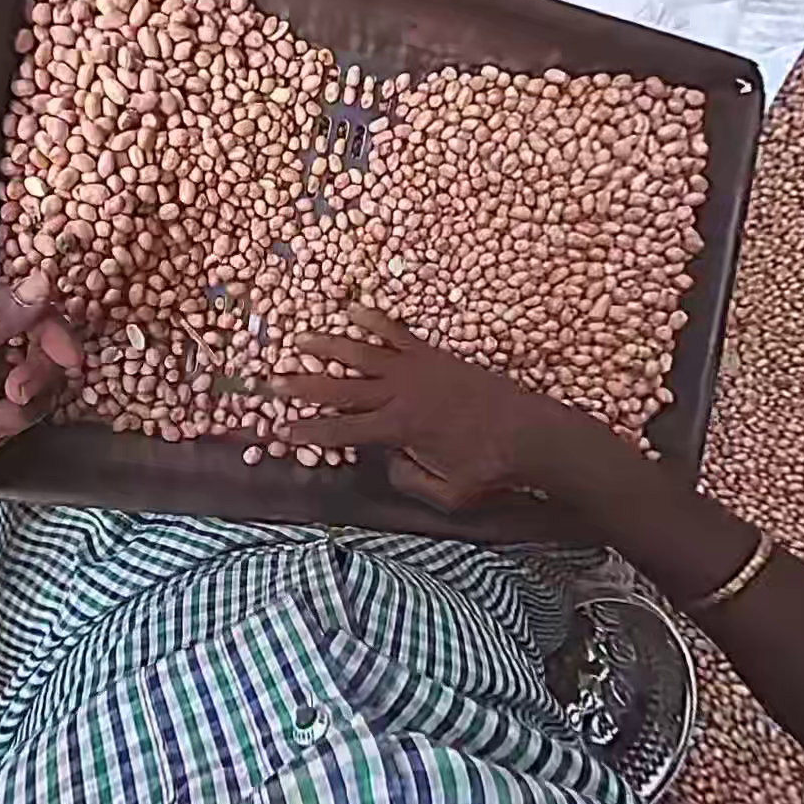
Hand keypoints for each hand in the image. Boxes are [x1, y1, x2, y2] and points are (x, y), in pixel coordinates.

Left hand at [0, 274, 81, 515]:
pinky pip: (38, 405)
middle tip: (19, 391)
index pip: (18, 300)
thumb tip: (38, 285)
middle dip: (35, 369)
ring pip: (44, 372)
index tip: (62, 349)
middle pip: (41, 335)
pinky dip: (11, 422)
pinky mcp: (9, 407)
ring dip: (18, 404)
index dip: (45, 322)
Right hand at [272, 305, 642, 510]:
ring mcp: (413, 370)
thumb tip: (385, 464)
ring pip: (360, 355)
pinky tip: (355, 309)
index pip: (341, 430)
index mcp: (398, 429)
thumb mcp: (449, 494)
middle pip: (340, 389)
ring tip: (300, 340)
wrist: (529, 431)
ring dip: (327, 348)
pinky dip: (374, 320)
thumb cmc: (489, 466)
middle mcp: (398, 395)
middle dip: (303, 385)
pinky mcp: (430, 354)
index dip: (308, 429)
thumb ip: (410, 482)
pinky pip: (396, 333)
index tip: (282, 428)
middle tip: (273, 380)